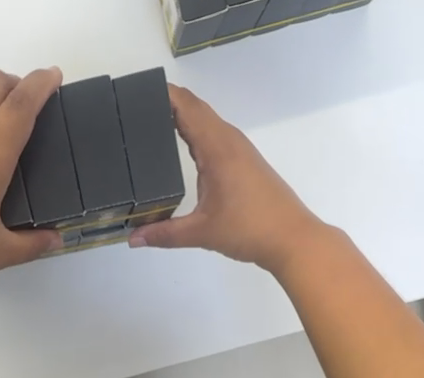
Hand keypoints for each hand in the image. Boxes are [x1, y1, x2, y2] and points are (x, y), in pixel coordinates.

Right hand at [128, 85, 331, 272]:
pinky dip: (195, 134)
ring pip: (206, 122)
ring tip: (149, 124)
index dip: (162, 94)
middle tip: (133, 109)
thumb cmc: (250, 229)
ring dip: (182, 118)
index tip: (135, 93)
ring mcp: (239, 149)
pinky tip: (181, 149)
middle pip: (195, 109)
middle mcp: (228, 140)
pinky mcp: (244, 162)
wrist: (291, 239)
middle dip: (166, 104)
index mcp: (217, 147)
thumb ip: (164, 234)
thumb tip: (133, 238)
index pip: (186, 106)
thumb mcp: (201, 233)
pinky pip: (214, 136)